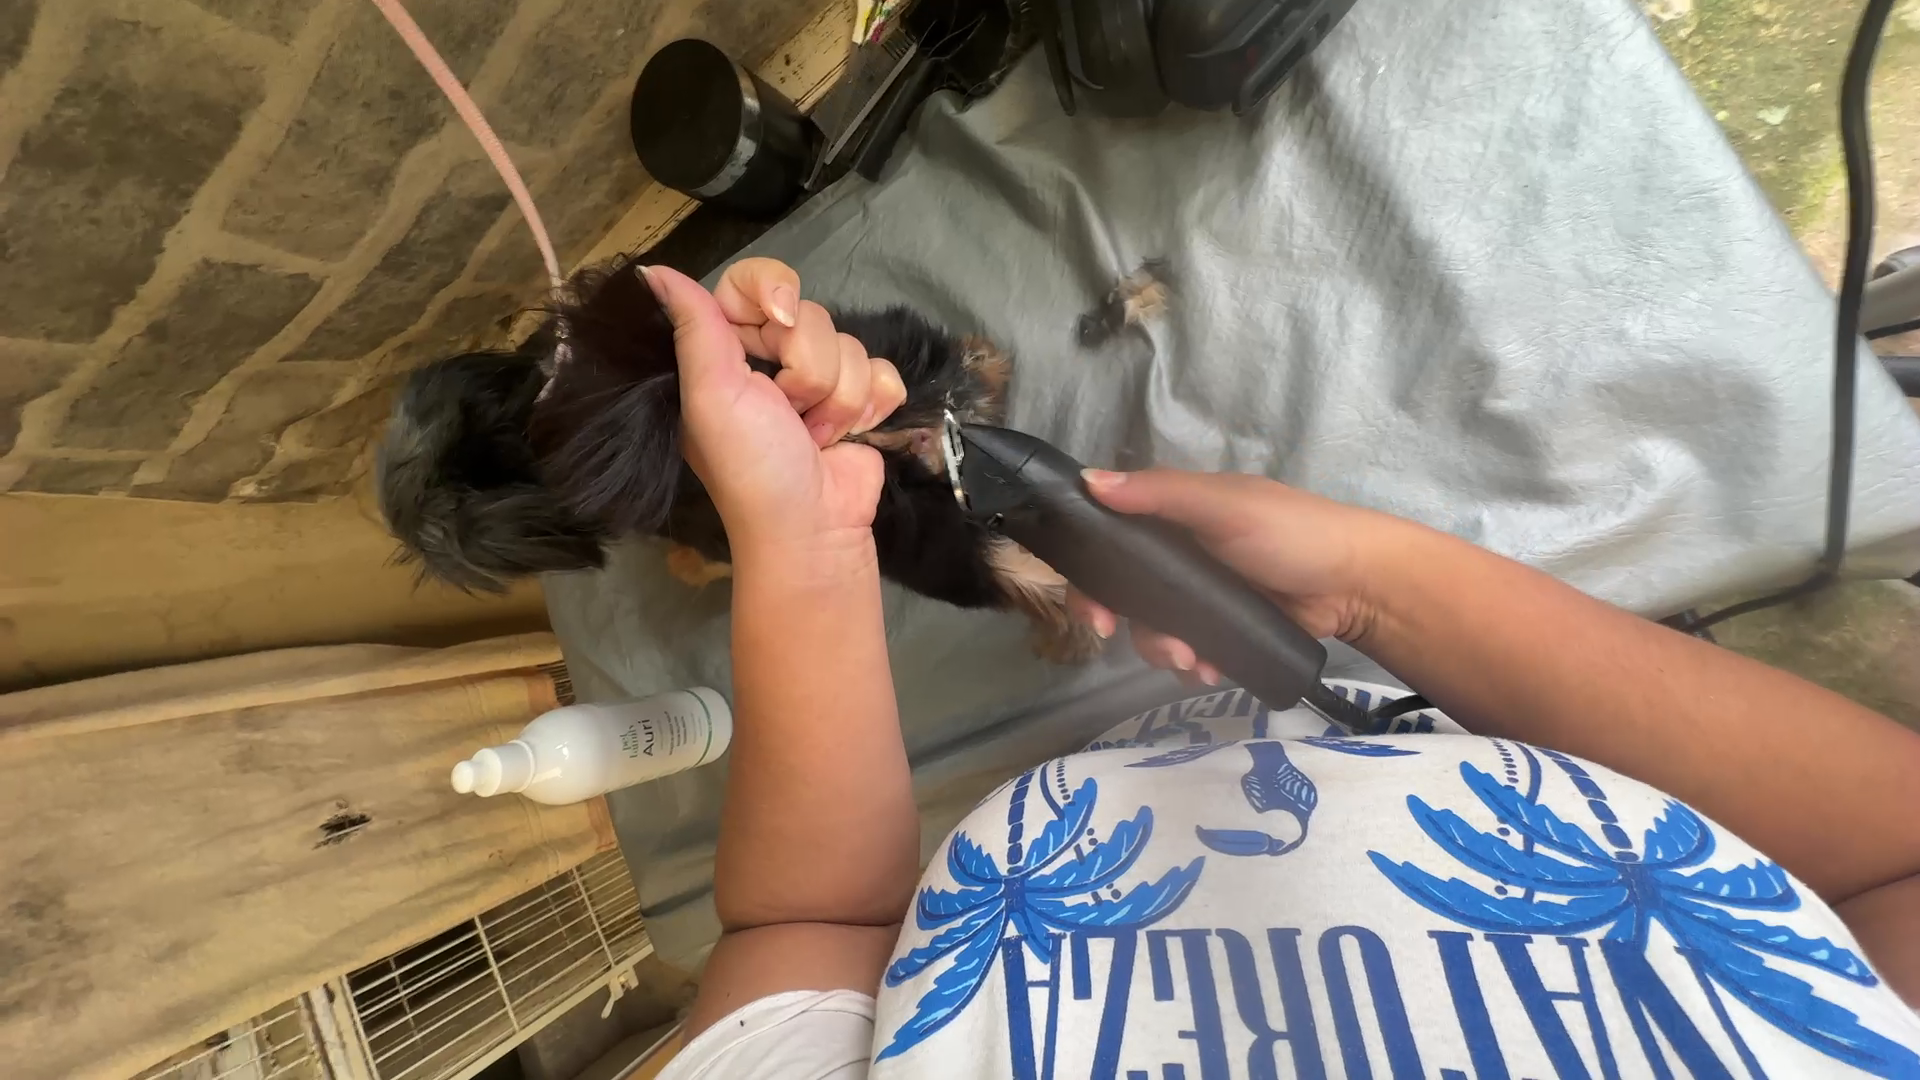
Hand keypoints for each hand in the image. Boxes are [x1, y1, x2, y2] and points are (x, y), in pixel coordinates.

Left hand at [645, 260, 905, 556]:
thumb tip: (651, 271)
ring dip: (837, 402)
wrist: (813, 527)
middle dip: (807, 371)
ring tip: (816, 438)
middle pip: (814, 316)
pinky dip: (872, 408)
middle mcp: (776, 359)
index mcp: (730, 350)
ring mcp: (824, 382)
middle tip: (789, 413)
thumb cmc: (753, 466)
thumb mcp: (711, 396)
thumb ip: (694, 328)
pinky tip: (850, 436)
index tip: (779, 321)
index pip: (756, 282)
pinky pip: (884, 372)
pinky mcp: (864, 403)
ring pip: (853, 347)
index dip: (774, 293)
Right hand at [1068, 469, 1420, 684]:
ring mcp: (1196, 597)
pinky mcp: (1219, 631)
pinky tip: (1208, 670)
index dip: (1089, 575)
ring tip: (1191, 660)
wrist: (1358, 586)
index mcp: (1169, 518)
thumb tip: (1087, 480)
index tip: (1092, 607)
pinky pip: (1185, 652)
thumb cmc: (1290, 532)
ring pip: (1151, 629)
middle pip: (1122, 594)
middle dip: (1121, 620)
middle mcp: (1175, 557)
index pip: (1109, 542)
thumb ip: (1159, 494)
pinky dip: (1190, 664)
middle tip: (1116, 636)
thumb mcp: (1223, 505)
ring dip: (1160, 648)